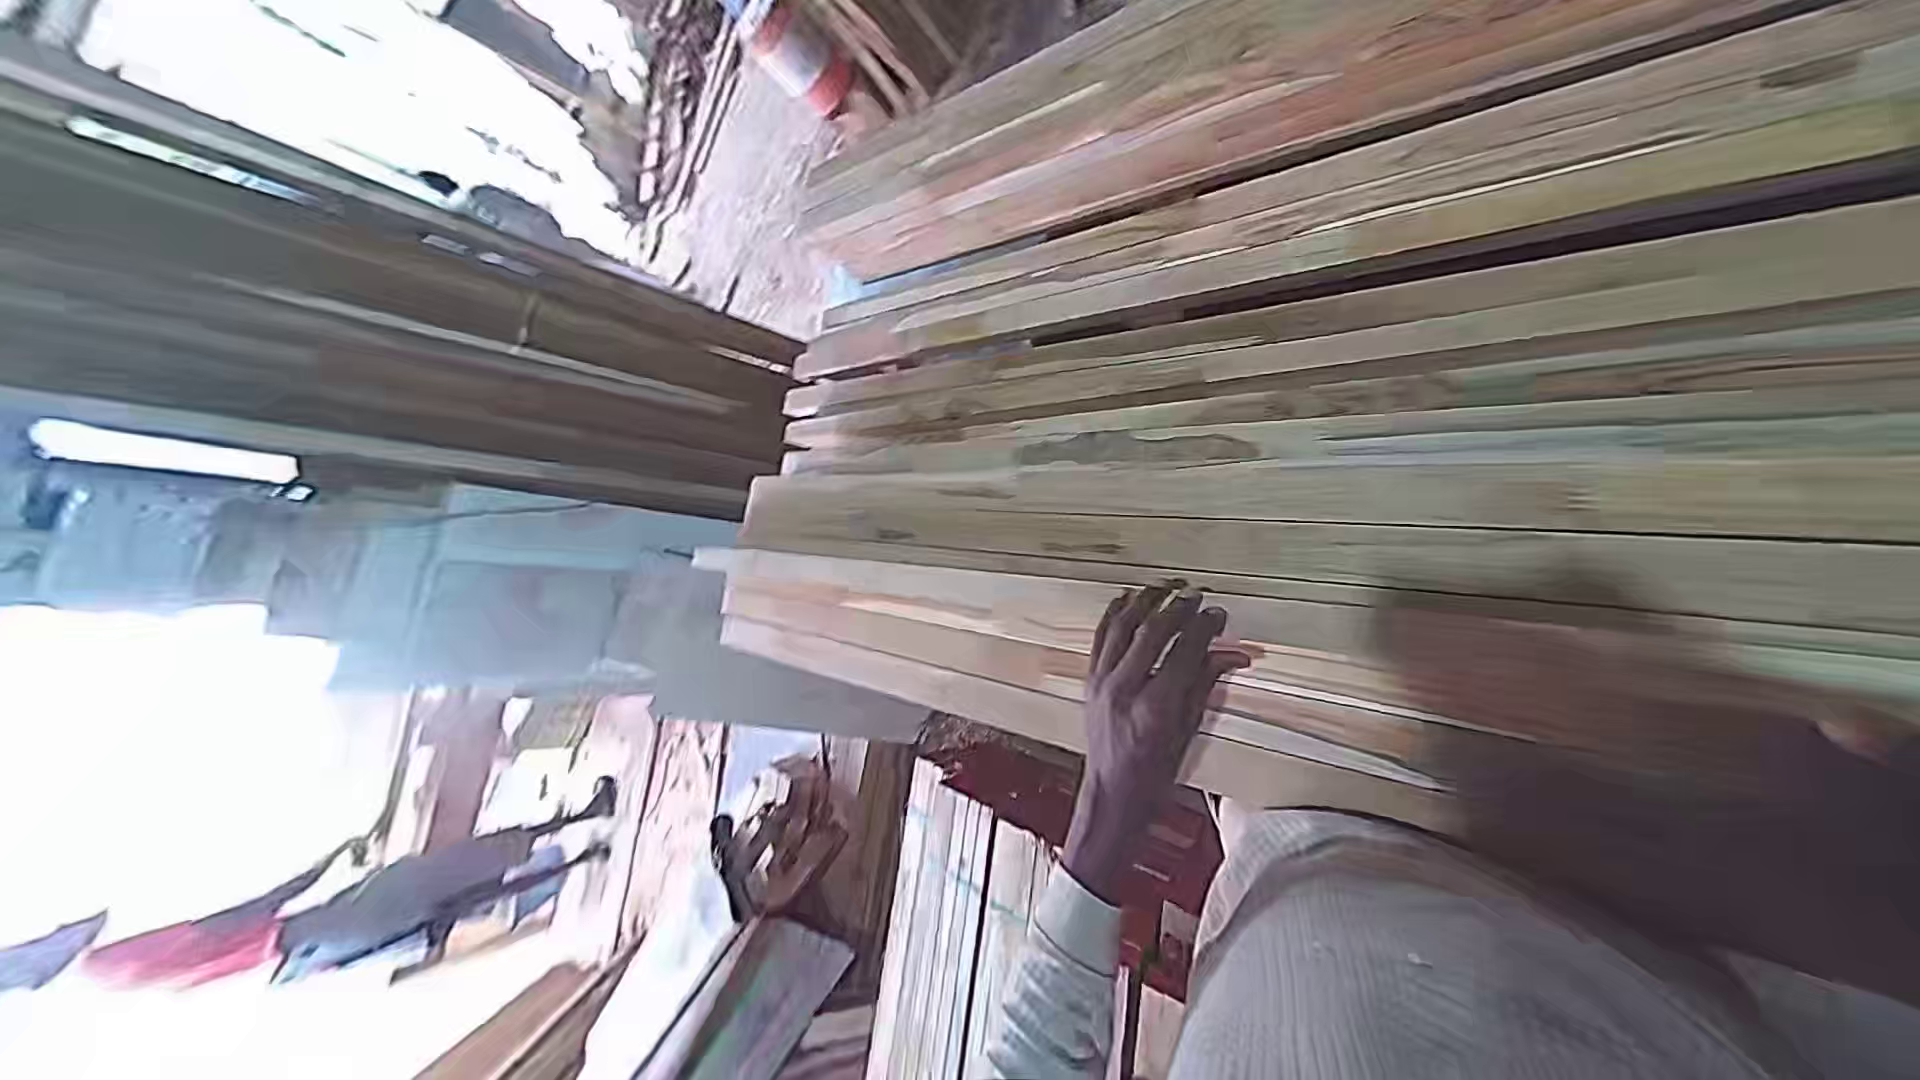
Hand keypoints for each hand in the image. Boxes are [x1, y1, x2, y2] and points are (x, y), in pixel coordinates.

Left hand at [1063, 582, 1246, 902]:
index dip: (1204, 628)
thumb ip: (1206, 685)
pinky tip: (1127, 597)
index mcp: (1155, 708)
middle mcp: (1124, 689)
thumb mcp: (1190, 731)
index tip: (1218, 613)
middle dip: (1176, 607)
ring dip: (1144, 601)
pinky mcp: (1089, 679)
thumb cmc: (1157, 771)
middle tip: (1195, 593)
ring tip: (1165, 585)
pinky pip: (1101, 636)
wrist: (1113, 791)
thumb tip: (1234, 653)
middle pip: (1152, 632)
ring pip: (1122, 627)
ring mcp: (1101, 682)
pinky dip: (1114, 613)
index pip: (1184, 652)